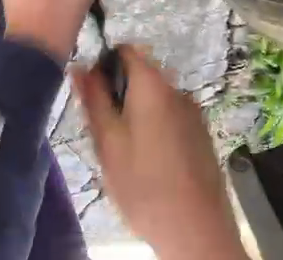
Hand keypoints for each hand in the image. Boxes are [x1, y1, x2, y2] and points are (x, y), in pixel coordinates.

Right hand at [74, 47, 246, 259]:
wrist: (197, 232)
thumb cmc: (144, 185)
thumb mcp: (107, 142)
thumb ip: (93, 99)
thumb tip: (79, 66)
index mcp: (152, 84)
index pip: (125, 50)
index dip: (104, 65)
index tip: (93, 96)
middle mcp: (177, 89)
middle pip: (141, 75)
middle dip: (120, 93)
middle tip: (107, 131)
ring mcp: (194, 112)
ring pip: (156, 99)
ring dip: (139, 113)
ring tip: (128, 152)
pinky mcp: (203, 136)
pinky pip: (172, 118)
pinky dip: (158, 129)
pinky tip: (152, 163)